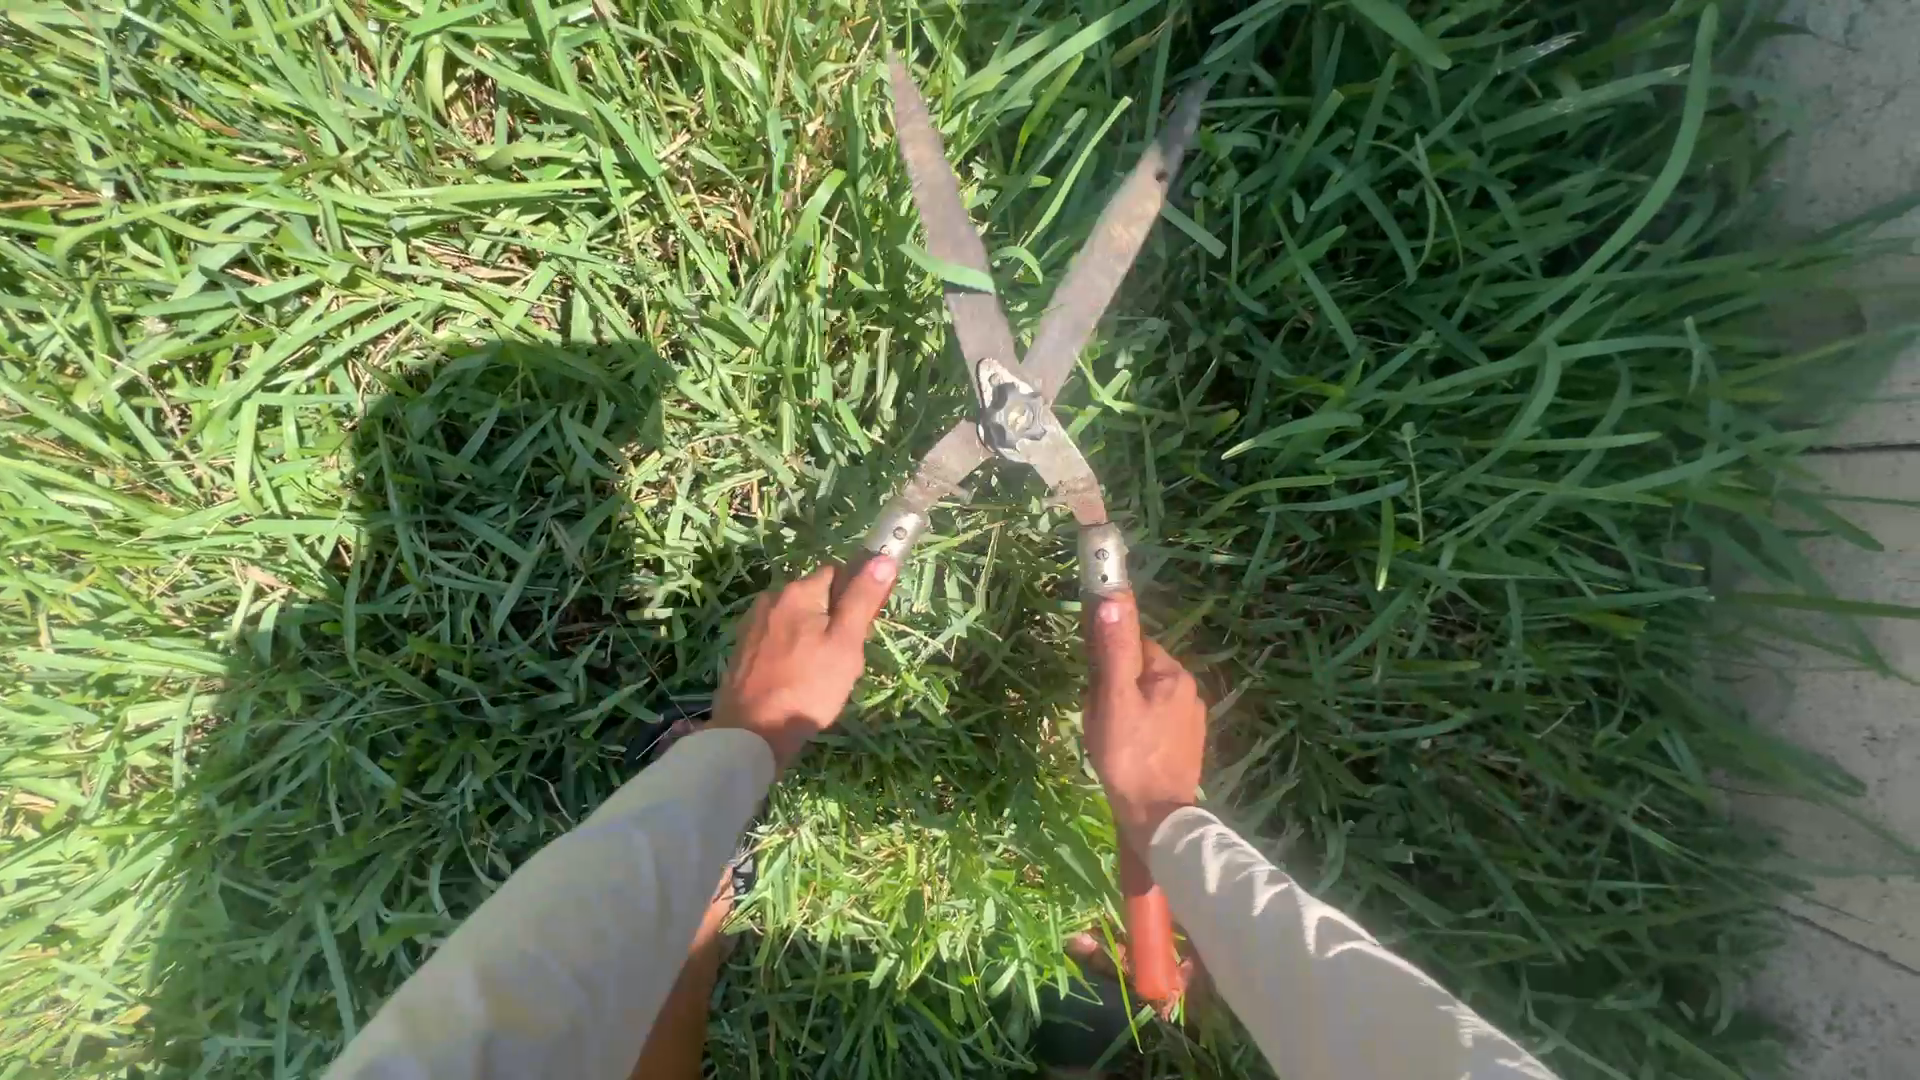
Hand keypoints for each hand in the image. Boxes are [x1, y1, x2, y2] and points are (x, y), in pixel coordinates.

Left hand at [712, 556, 897, 768]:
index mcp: (798, 592)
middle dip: (832, 623)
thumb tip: (883, 559)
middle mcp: (771, 599)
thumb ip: (862, 599)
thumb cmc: (808, 687)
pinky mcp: (743, 649)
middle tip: (842, 661)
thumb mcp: (846, 644)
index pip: (837, 575)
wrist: (752, 734)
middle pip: (816, 599)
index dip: (854, 599)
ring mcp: (753, 625)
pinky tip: (795, 681)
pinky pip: (778, 640)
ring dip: (811, 639)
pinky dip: (790, 654)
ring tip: (819, 676)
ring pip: (797, 622)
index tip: (858, 631)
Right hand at [1083, 592, 1206, 854]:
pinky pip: (1154, 720)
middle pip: (1138, 670)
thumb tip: (1114, 597)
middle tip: (1100, 716)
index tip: (1096, 688)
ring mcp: (1190, 718)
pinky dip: (1137, 728)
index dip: (1108, 662)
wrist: (1156, 818)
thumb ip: (1114, 649)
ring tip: (1111, 736)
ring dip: (1124, 708)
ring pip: (1144, 696)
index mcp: (1172, 673)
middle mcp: (1188, 689)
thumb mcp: (1113, 698)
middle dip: (1114, 687)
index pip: (1133, 645)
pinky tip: (1127, 750)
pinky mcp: (1187, 742)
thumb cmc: (1129, 754)